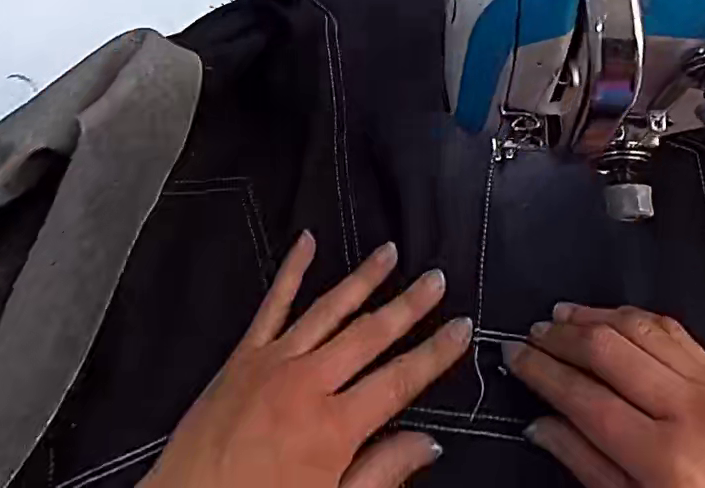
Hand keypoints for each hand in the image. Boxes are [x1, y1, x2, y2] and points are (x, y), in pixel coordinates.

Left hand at [143, 232, 472, 487]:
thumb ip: (381, 475)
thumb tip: (430, 441)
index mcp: (332, 429)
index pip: (400, 380)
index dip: (436, 352)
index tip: (462, 326)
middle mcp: (307, 385)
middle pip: (371, 334)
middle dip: (409, 306)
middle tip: (437, 278)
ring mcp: (273, 363)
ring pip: (330, 309)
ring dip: (364, 278)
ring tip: (390, 251)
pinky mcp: (242, 356)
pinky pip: (272, 305)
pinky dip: (291, 270)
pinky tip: (307, 240)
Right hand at [506, 304, 704, 487]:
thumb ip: (590, 469)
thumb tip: (542, 428)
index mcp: (666, 462)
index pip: (585, 400)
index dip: (543, 373)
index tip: (517, 356)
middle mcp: (688, 412)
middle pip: (608, 352)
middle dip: (562, 337)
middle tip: (532, 332)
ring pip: (638, 328)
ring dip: (594, 316)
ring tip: (561, 314)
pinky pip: (673, 329)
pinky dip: (635, 316)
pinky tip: (613, 314)